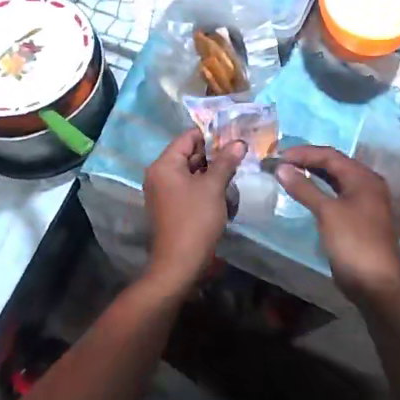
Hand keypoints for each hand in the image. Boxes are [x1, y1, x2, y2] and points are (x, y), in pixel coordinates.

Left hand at [142, 129, 247, 291]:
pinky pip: (188, 188)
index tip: (234, 137)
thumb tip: (238, 142)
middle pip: (188, 154)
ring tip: (236, 173)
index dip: (211, 135)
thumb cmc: (195, 220)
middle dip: (214, 155)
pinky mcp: (170, 207)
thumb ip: (225, 162)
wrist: (180, 264)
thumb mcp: (213, 187)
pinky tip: (224, 191)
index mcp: (164, 165)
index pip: (187, 138)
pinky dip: (205, 187)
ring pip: (191, 172)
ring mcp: (163, 192)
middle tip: (240, 155)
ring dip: (212, 172)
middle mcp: (159, 175)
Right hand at [272, 146, 399, 299]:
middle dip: (307, 161)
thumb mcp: (327, 212)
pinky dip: (318, 190)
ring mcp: (363, 202)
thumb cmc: (353, 242)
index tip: (277, 156)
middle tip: (280, 163)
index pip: (330, 155)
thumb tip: (281, 168)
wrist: (376, 283)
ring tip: (287, 174)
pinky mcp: (357, 218)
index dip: (303, 153)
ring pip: (334, 180)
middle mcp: (366, 185)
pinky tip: (304, 193)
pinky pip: (335, 195)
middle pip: (334, 165)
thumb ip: (304, 187)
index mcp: (363, 178)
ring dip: (312, 175)